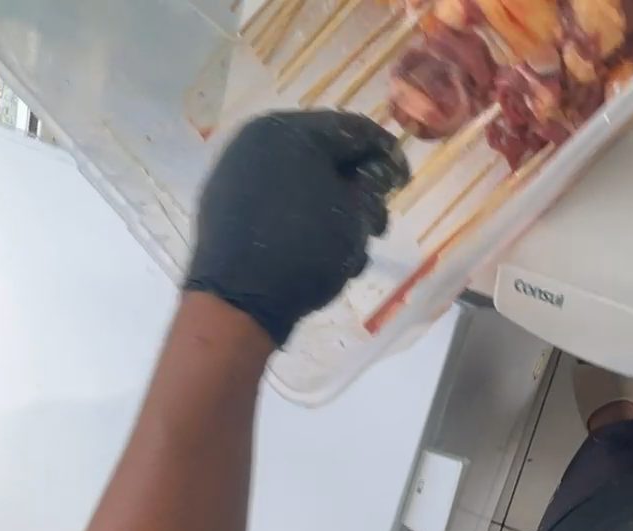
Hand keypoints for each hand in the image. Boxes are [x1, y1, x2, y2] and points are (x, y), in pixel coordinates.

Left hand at [184, 110, 408, 345]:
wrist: (240, 298)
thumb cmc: (306, 250)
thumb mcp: (354, 217)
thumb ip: (372, 186)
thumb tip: (378, 171)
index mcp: (292, 131)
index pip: (354, 129)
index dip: (388, 154)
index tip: (405, 183)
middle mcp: (260, 138)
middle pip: (328, 155)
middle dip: (360, 191)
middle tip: (377, 225)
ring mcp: (239, 170)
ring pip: (306, 180)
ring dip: (337, 211)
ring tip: (351, 249)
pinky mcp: (228, 201)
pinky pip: (280, 199)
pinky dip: (307, 218)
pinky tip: (321, 252)